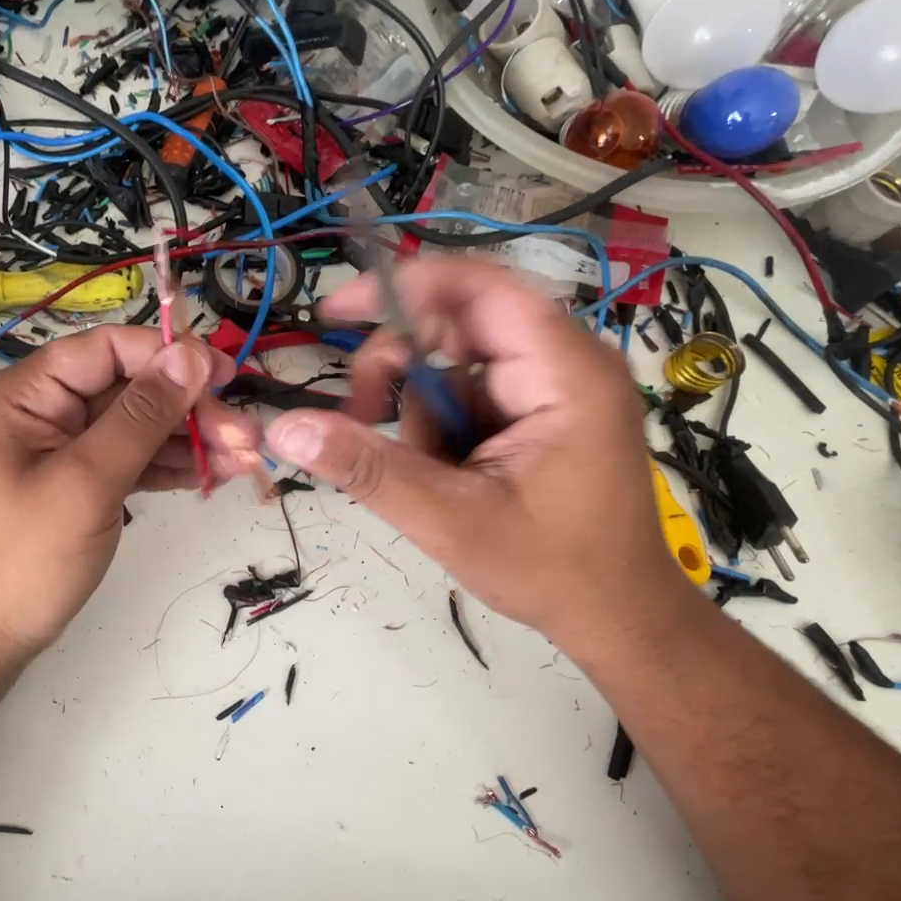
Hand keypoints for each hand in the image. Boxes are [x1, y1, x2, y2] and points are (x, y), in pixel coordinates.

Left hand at [0, 325, 261, 657]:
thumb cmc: (27, 557)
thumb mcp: (86, 482)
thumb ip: (140, 417)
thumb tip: (192, 357)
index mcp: (26, 395)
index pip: (105, 349)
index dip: (166, 354)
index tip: (224, 374)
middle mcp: (46, 410)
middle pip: (130, 387)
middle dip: (188, 407)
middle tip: (244, 436)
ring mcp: (67, 446)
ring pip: (140, 423)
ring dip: (192, 438)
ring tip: (244, 459)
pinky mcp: (86, 479)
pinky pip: (136, 456)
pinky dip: (173, 464)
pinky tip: (215, 473)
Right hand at [263, 259, 692, 640]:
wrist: (617, 615)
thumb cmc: (550, 568)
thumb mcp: (448, 519)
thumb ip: (367, 469)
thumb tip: (283, 431)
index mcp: (564, 373)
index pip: (480, 288)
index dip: (404, 285)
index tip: (334, 313)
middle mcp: (564, 361)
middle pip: (454, 323)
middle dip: (397, 368)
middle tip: (363, 420)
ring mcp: (552, 384)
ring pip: (450, 360)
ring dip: (414, 407)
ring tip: (421, 469)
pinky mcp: (538, 408)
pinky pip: (463, 390)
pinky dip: (434, 424)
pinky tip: (441, 470)